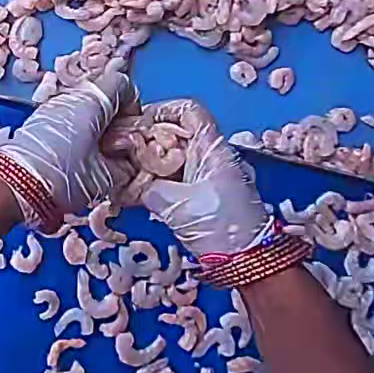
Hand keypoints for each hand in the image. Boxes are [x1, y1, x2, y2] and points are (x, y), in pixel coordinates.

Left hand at [0, 71, 137, 220]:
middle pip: (102, 97)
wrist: (13, 187)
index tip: (132, 131)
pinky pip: (67, 121)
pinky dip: (78, 134)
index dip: (133, 106)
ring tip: (96, 159)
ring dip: (96, 129)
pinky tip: (76, 160)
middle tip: (117, 149)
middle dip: (115, 121)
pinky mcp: (37, 123)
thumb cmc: (63, 177)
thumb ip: (124, 165)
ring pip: (84, 110)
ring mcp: (51, 109)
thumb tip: (130, 162)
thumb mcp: (104, 177)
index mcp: (92, 102)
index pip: (123, 84)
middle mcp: (70, 98)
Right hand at [136, 99, 270, 257]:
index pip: (189, 111)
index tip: (139, 122)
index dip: (163, 110)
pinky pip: (176, 178)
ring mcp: (208, 176)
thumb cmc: (221, 227)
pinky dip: (157, 181)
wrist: (249, 262)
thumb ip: (150, 189)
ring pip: (174, 157)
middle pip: (177, 133)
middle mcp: (211, 157)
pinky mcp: (204, 195)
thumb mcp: (178, 205)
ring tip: (127, 171)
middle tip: (124, 149)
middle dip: (148, 138)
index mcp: (212, 149)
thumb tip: (131, 184)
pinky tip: (137, 191)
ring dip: (150, 162)